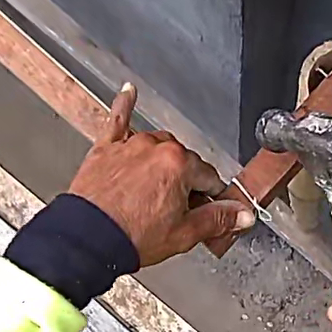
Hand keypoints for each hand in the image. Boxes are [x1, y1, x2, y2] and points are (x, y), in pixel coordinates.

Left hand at [67, 84, 255, 265]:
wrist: (88, 239)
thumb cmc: (131, 236)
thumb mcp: (184, 233)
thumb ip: (217, 219)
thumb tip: (244, 214)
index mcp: (180, 165)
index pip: (210, 178)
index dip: (211, 199)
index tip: (209, 211)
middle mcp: (156, 147)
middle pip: (184, 162)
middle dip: (186, 184)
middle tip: (178, 212)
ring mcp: (130, 145)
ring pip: (158, 147)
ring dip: (163, 164)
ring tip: (158, 192)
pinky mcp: (106, 149)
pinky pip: (118, 121)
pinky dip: (124, 107)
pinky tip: (129, 92)